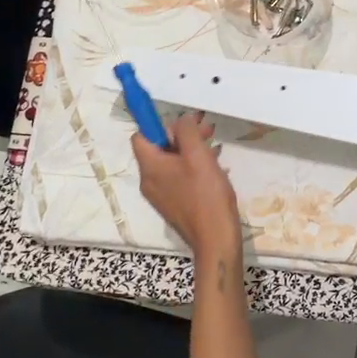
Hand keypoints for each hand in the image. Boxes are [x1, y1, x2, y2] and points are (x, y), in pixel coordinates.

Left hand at [132, 113, 241, 262]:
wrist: (215, 238)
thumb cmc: (206, 195)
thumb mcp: (199, 156)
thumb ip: (187, 132)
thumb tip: (181, 119)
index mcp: (150, 166)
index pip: (141, 136)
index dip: (160, 124)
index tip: (185, 122)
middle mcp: (149, 180)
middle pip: (159, 147)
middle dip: (182, 135)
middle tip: (208, 130)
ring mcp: (161, 194)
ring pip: (171, 162)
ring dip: (191, 150)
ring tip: (215, 147)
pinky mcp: (174, 204)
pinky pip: (178, 178)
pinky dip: (193, 167)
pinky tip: (215, 168)